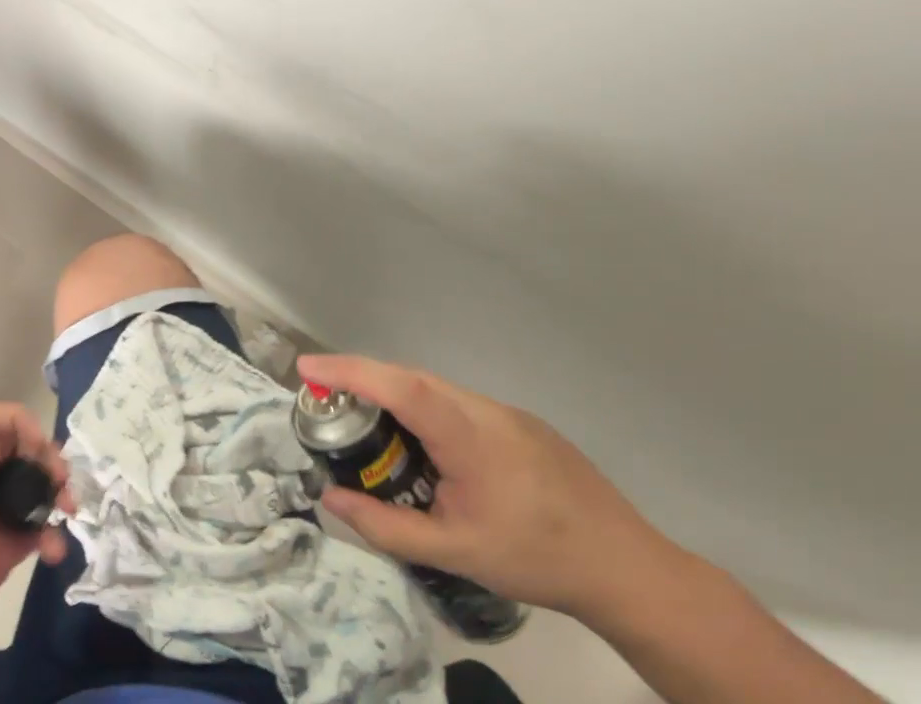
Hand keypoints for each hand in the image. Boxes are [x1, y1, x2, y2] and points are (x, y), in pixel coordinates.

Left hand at [0, 404, 73, 682]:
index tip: (42, 449)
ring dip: (53, 495)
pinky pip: (32, 533)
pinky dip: (50, 536)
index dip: (18, 423)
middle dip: (45, 458)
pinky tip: (54, 553)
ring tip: (70, 514)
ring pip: (28, 491)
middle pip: (15, 453)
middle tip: (64, 484)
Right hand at [296, 354, 680, 619]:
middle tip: (324, 400)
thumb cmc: (537, 560)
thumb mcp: (453, 552)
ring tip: (367, 427)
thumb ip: (385, 527)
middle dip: (361, 380)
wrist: (630, 571)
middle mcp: (490, 413)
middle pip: (413, 380)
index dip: (350, 372)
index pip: (402, 388)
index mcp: (473, 440)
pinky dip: (424, 410)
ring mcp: (511, 416)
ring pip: (437, 390)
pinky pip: (459, 405)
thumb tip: (331, 500)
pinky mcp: (525, 426)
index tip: (307, 367)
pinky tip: (423, 447)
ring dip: (394, 397)